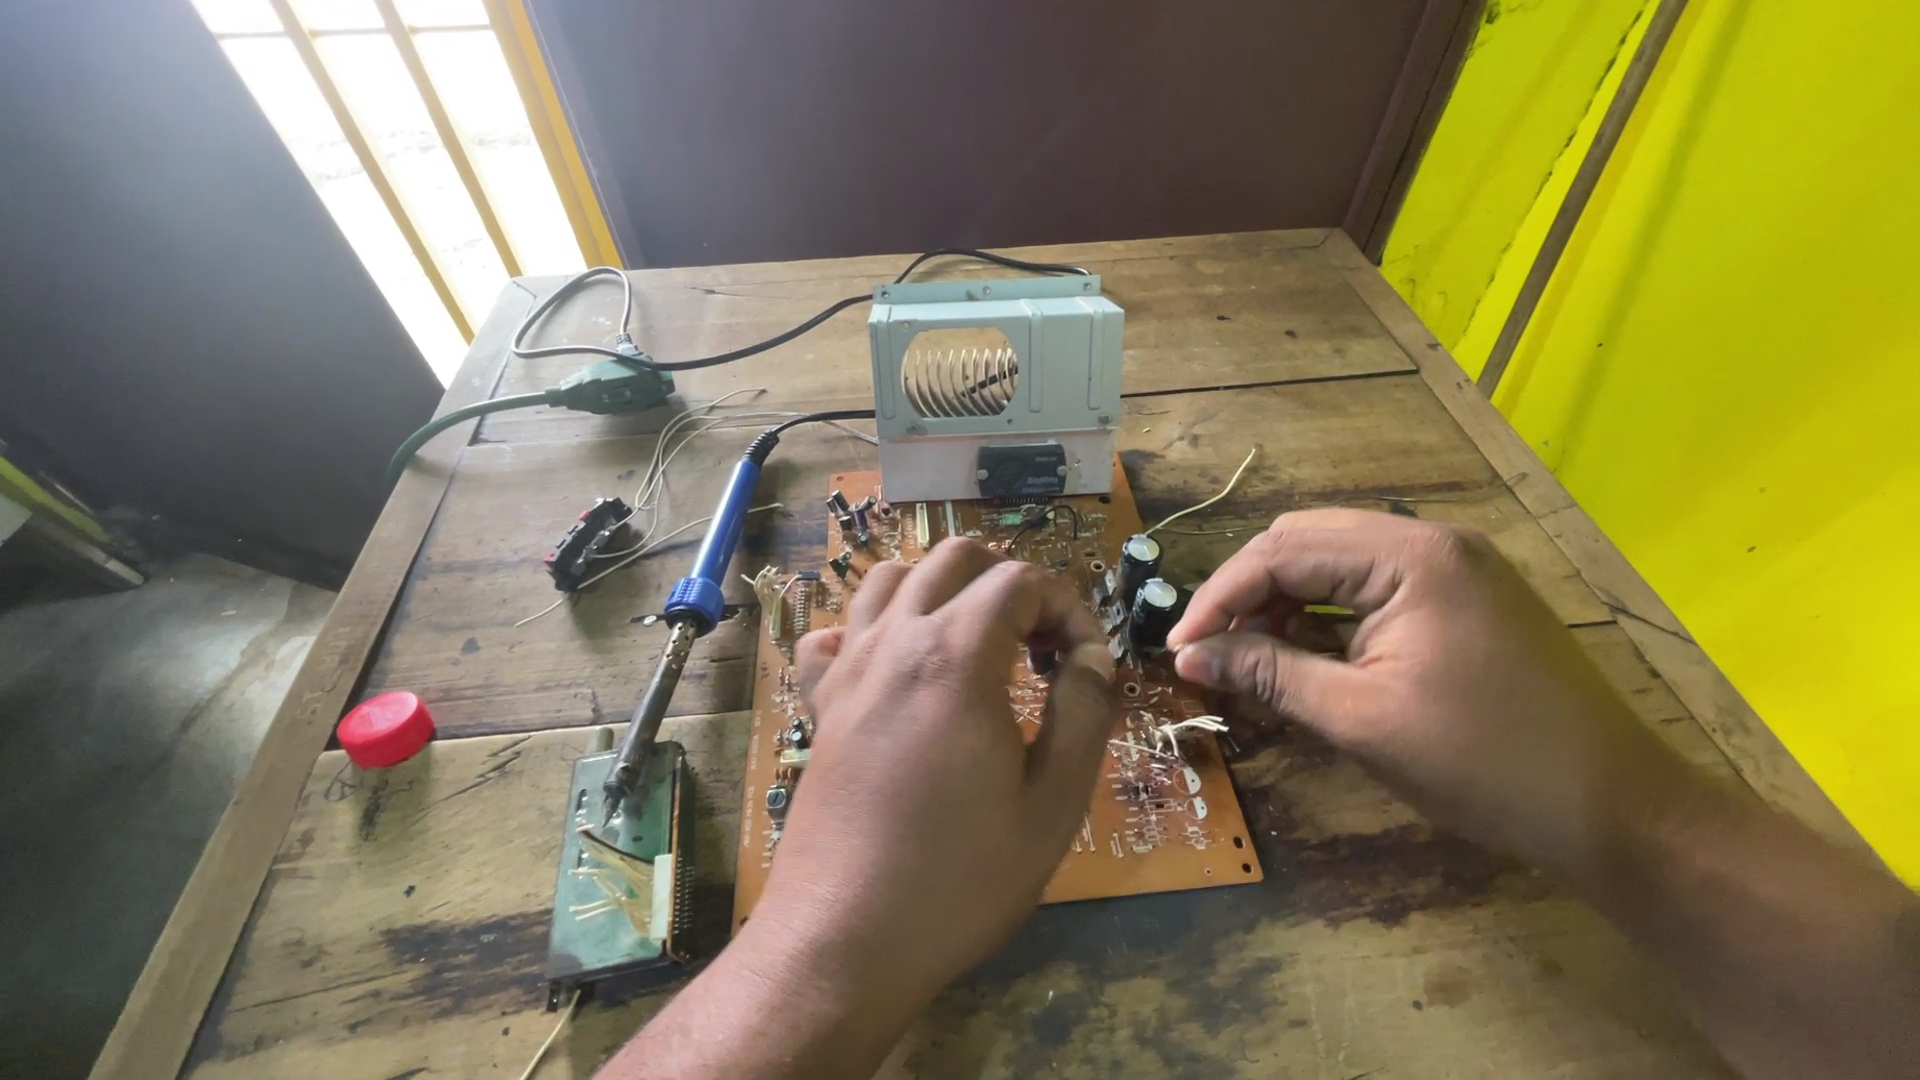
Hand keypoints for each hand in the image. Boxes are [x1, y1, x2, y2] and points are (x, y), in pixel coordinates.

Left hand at [604, 538, 1116, 1078]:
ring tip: (977, 640)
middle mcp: (895, 641)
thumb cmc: (959, 876)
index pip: (1021, 581)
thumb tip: (1092, 657)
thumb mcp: (1052, 803)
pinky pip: (837, 632)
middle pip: (954, 559)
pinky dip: (871, 627)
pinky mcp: (821, 702)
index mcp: (955, 655)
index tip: (1086, 662)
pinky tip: (896, 666)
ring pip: (891, 578)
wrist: (844, 938)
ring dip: (943, 589)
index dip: (1068, 607)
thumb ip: (1084, 712)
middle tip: (1040, 641)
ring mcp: (849, 668)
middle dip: (1010, 582)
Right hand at [1165, 508, 1680, 877]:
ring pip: (1331, 558)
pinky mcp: (1458, 593)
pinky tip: (1303, 649)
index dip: (1219, 598)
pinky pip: (1366, 582)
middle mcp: (1429, 540)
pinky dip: (1322, 611)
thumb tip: (1184, 655)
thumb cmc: (1483, 764)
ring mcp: (1450, 564)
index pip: (1282, 553)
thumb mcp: (1358, 718)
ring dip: (1281, 599)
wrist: (1618, 811)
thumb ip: (1265, 673)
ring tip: (1250, 652)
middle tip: (1210, 646)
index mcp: (1410, 557)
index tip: (1178, 646)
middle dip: (1246, 591)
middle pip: (1304, 541)